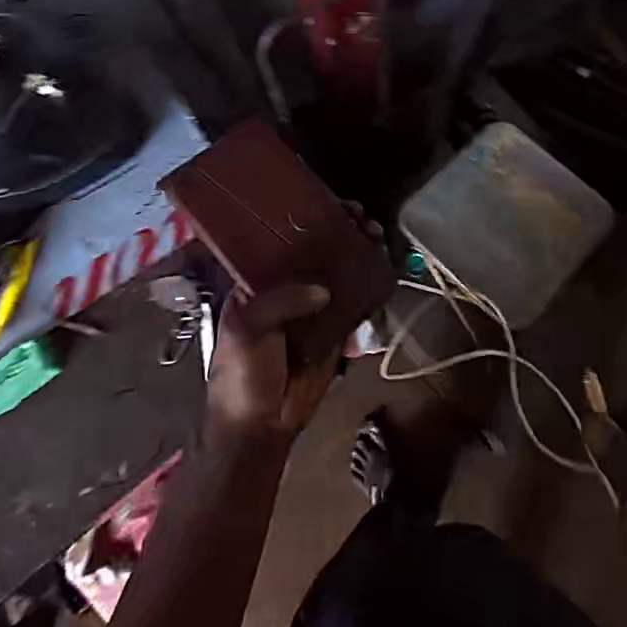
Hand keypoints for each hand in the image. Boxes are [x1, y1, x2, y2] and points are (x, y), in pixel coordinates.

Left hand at [202, 203, 381, 447]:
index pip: (281, 238)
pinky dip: (370, 278)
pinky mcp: (337, 325)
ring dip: (358, 248)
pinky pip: (356, 296)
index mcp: (256, 281)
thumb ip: (279, 303)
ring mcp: (314, 305)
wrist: (263, 424)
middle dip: (338, 228)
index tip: (327, 203)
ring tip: (375, 232)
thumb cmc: (242, 372)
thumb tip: (324, 290)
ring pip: (340, 267)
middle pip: (317, 248)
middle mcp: (287, 286)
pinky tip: (383, 262)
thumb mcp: (248, 329)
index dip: (304, 217)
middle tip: (358, 215)